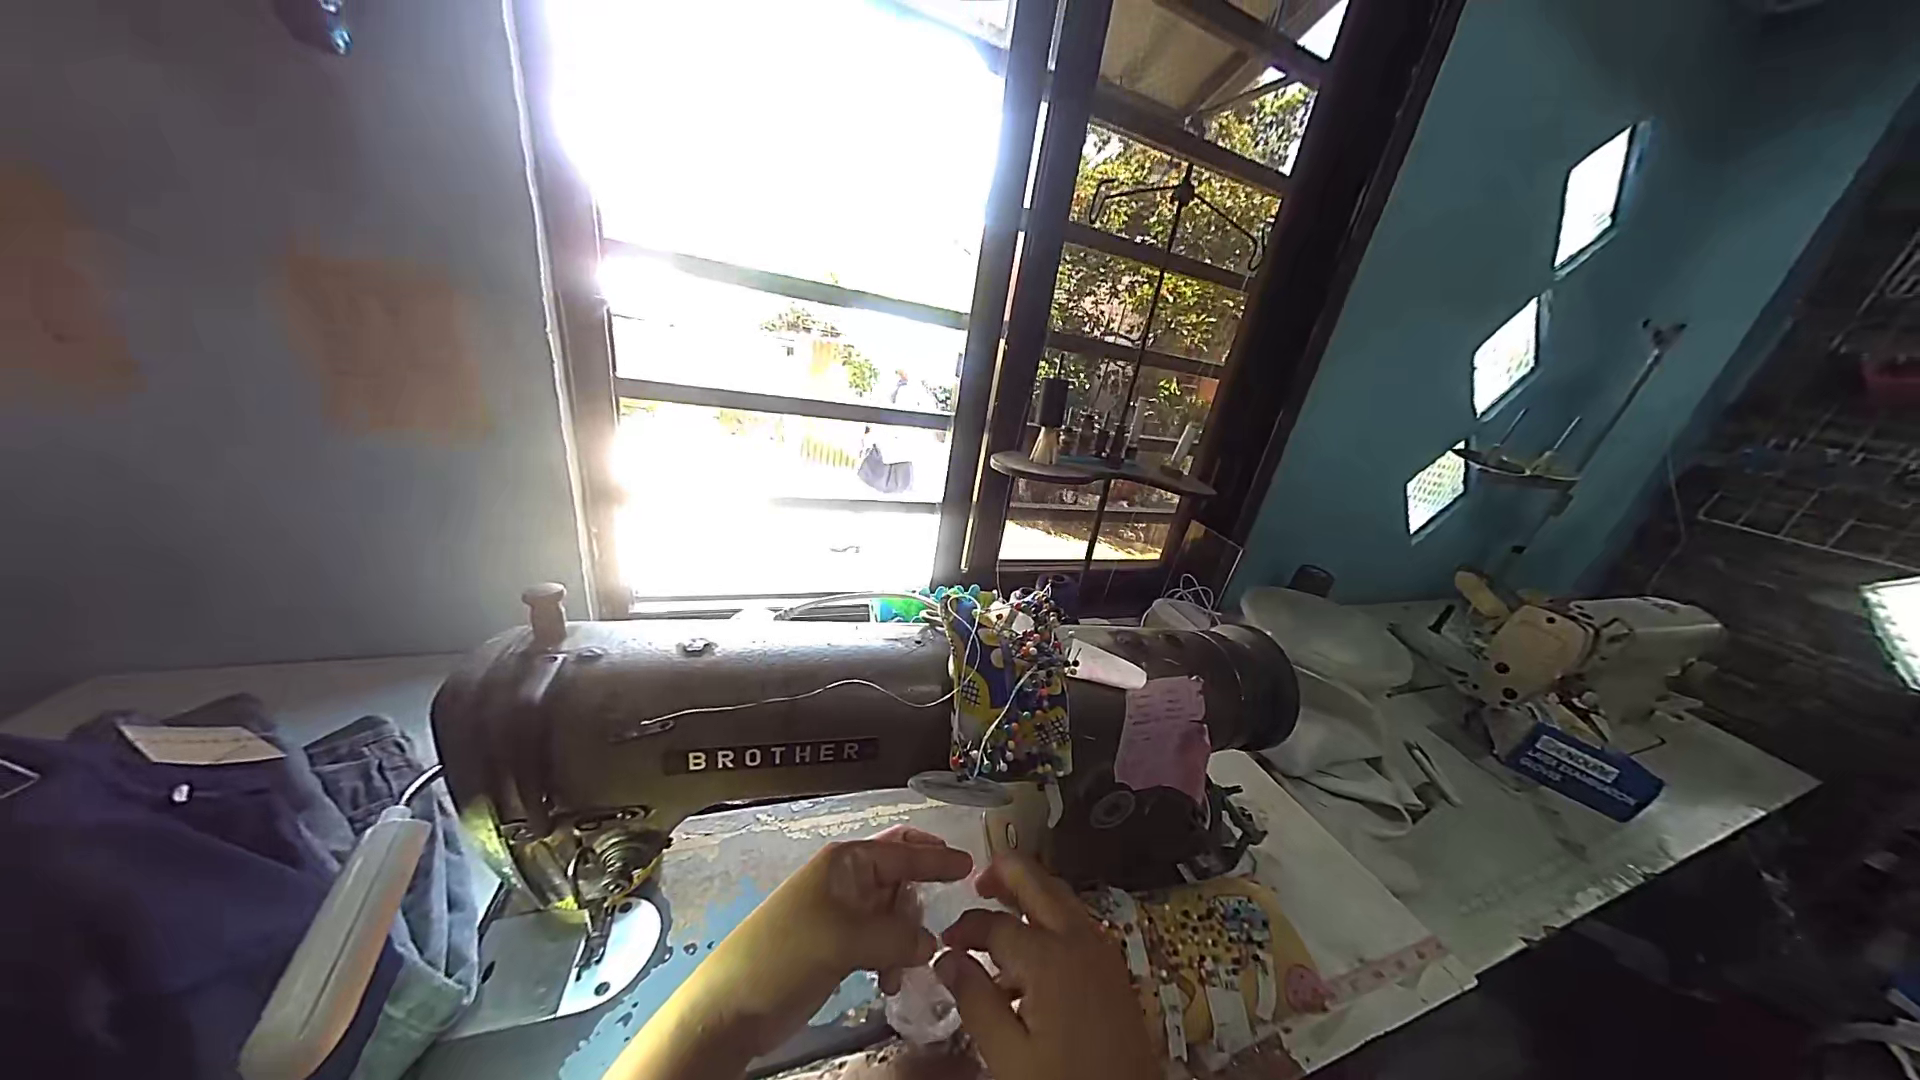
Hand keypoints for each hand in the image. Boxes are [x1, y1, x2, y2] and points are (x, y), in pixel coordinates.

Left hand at [733, 824, 973, 1023]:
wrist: (730, 1008)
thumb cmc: (784, 954)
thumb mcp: (843, 938)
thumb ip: (895, 936)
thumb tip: (932, 943)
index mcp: (846, 862)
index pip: (901, 849)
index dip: (935, 856)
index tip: (969, 866)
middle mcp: (847, 881)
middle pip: (900, 880)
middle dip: (918, 903)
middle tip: (931, 931)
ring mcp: (842, 914)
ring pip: (893, 915)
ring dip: (905, 938)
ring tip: (904, 967)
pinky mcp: (838, 946)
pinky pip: (881, 942)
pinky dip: (891, 958)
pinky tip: (888, 982)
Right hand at [934, 853, 1158, 1079]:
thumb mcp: (1009, 1057)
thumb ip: (975, 1001)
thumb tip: (947, 959)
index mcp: (1048, 956)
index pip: (995, 923)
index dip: (965, 927)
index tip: (945, 942)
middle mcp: (1077, 937)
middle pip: (1036, 881)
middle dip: (1004, 873)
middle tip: (977, 882)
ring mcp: (1100, 947)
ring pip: (1059, 894)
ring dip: (1028, 889)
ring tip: (999, 902)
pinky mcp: (1111, 963)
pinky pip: (1075, 918)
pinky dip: (1049, 911)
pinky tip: (1031, 945)